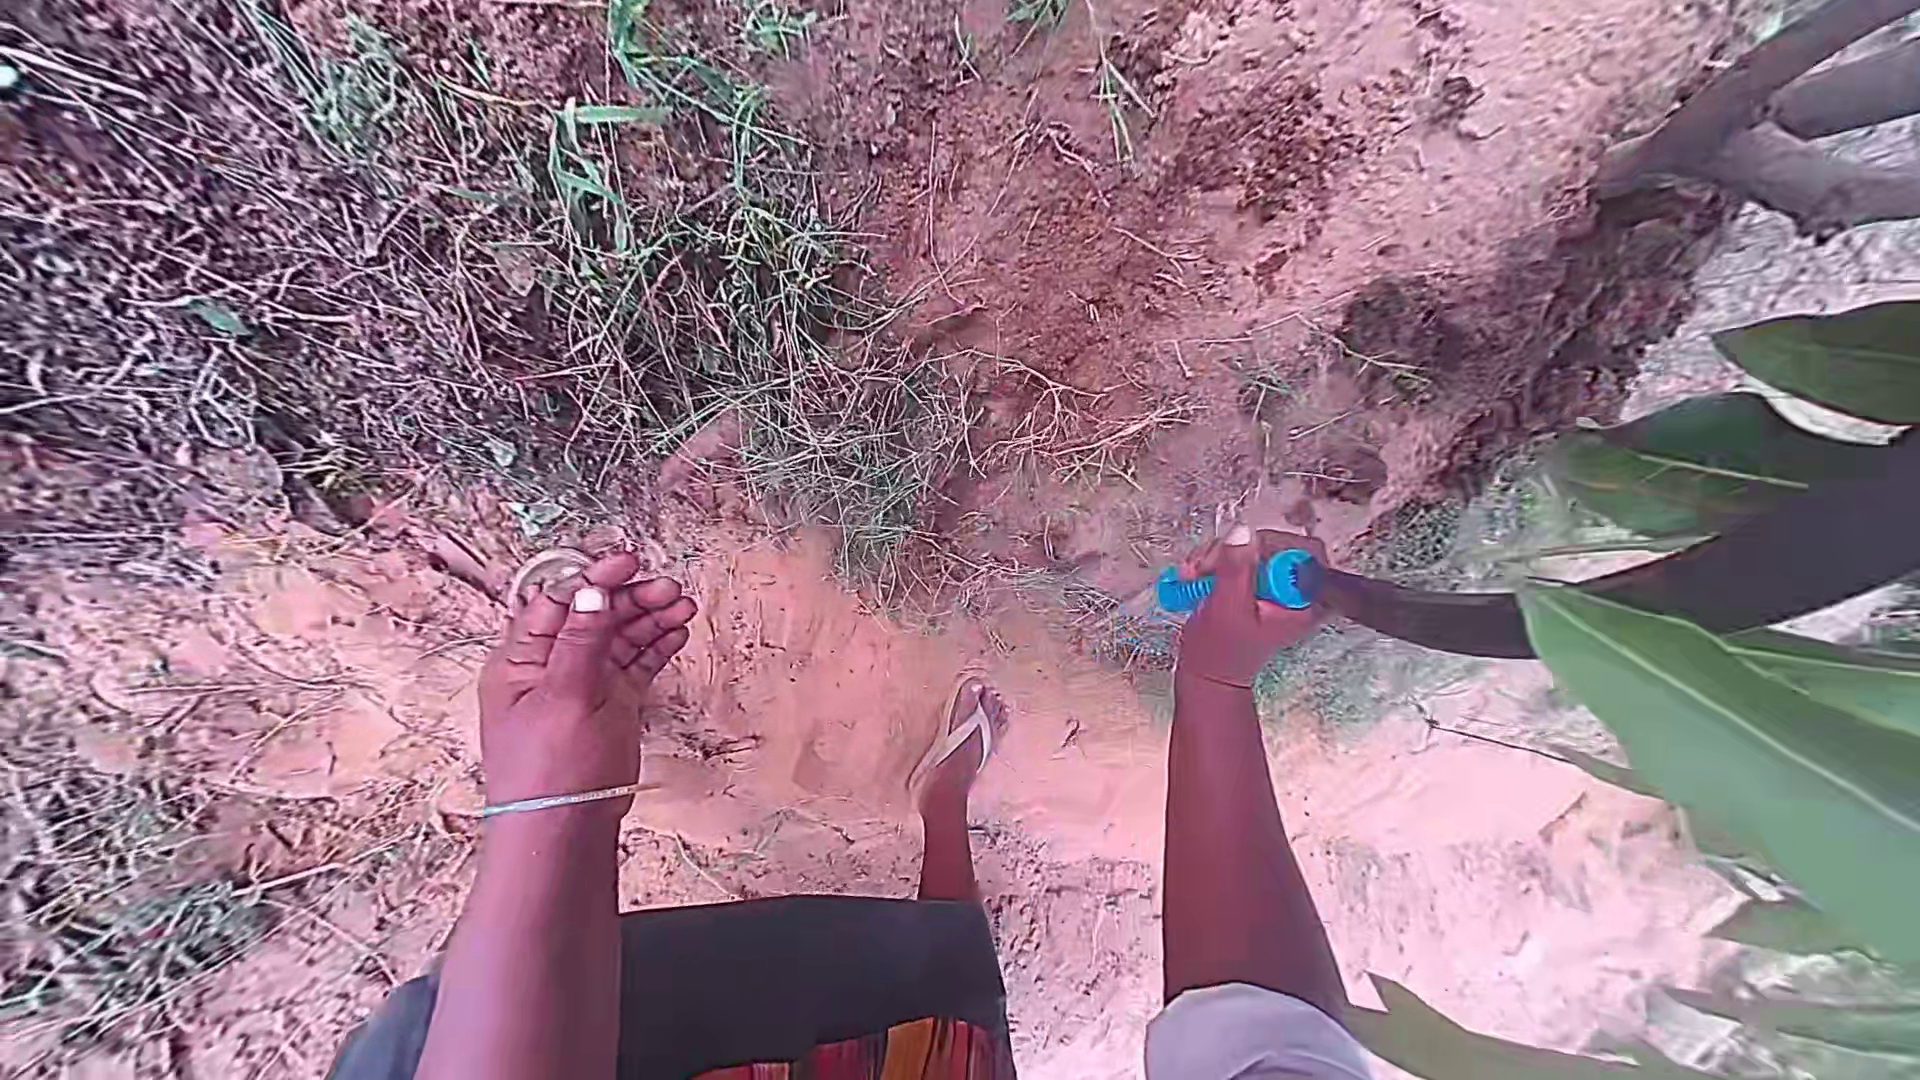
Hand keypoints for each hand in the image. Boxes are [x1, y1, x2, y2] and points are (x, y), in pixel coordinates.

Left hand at [477, 551, 696, 812]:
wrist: (569, 825)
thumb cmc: (551, 765)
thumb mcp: (563, 697)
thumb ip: (580, 642)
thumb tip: (592, 593)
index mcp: (524, 659)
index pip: (560, 603)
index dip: (594, 579)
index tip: (629, 563)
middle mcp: (556, 664)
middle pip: (599, 615)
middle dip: (634, 599)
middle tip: (670, 590)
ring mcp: (589, 681)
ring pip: (624, 636)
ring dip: (653, 618)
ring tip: (685, 607)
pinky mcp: (617, 698)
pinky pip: (640, 661)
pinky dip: (659, 644)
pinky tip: (678, 632)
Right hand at [1175, 526, 1327, 689]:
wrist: (1208, 672)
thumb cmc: (1221, 653)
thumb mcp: (1226, 608)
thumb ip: (1235, 569)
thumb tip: (1242, 532)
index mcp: (1304, 601)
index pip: (1304, 552)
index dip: (1271, 546)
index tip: (1240, 554)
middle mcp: (1294, 591)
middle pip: (1273, 545)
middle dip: (1233, 551)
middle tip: (1205, 565)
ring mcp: (1273, 587)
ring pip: (1250, 548)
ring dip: (1216, 556)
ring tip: (1194, 574)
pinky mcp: (1253, 583)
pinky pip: (1237, 558)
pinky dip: (1213, 562)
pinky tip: (1197, 575)